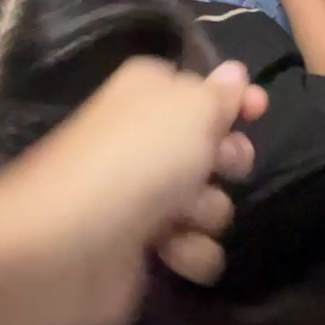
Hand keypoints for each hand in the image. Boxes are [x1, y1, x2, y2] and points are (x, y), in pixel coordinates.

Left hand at [4, 59, 267, 324]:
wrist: (65, 247)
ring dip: (207, 210)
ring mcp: (145, 196)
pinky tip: (168, 251)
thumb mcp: (190, 109)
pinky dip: (188, 252)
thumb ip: (220, 94)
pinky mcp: (145, 248)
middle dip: (228, 159)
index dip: (236, 100)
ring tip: (181, 216)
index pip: (204, 88)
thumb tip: (236, 72)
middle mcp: (147, 139)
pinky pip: (194, 247)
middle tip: (220, 165)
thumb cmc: (135, 160)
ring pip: (211, 201)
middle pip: (214, 146)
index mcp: (151, 93)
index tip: (259, 109)